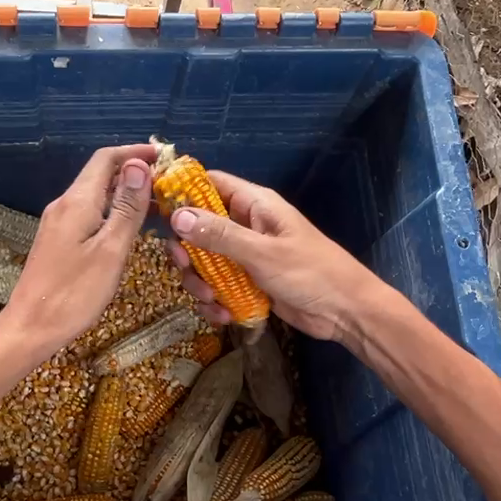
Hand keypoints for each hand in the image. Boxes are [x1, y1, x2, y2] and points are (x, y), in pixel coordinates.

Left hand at [0, 143, 156, 352]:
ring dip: (124, 194)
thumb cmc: (74, 293)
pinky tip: (128, 229)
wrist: (30, 327)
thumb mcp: (110, 250)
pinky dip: (112, 213)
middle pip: (100, 175)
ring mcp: (57, 224)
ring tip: (156, 206)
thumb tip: (138, 165)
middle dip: (133, 172)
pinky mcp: (57, 243)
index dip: (136, 152)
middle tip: (168, 185)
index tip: (166, 158)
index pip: (106, 159)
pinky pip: (88, 215)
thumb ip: (126, 208)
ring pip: (95, 196)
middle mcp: (64, 205)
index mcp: (77, 201)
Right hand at [167, 170, 393, 344]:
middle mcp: (246, 227)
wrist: (344, 312)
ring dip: (200, 282)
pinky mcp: (247, 284)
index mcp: (255, 206)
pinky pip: (218, 288)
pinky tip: (224, 315)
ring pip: (204, 262)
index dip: (182, 192)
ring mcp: (246, 257)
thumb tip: (178, 216)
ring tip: (212, 300)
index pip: (210, 184)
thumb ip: (220, 236)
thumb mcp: (263, 253)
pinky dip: (215, 303)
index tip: (157, 210)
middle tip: (184, 266)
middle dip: (187, 250)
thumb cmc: (311, 273)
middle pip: (198, 227)